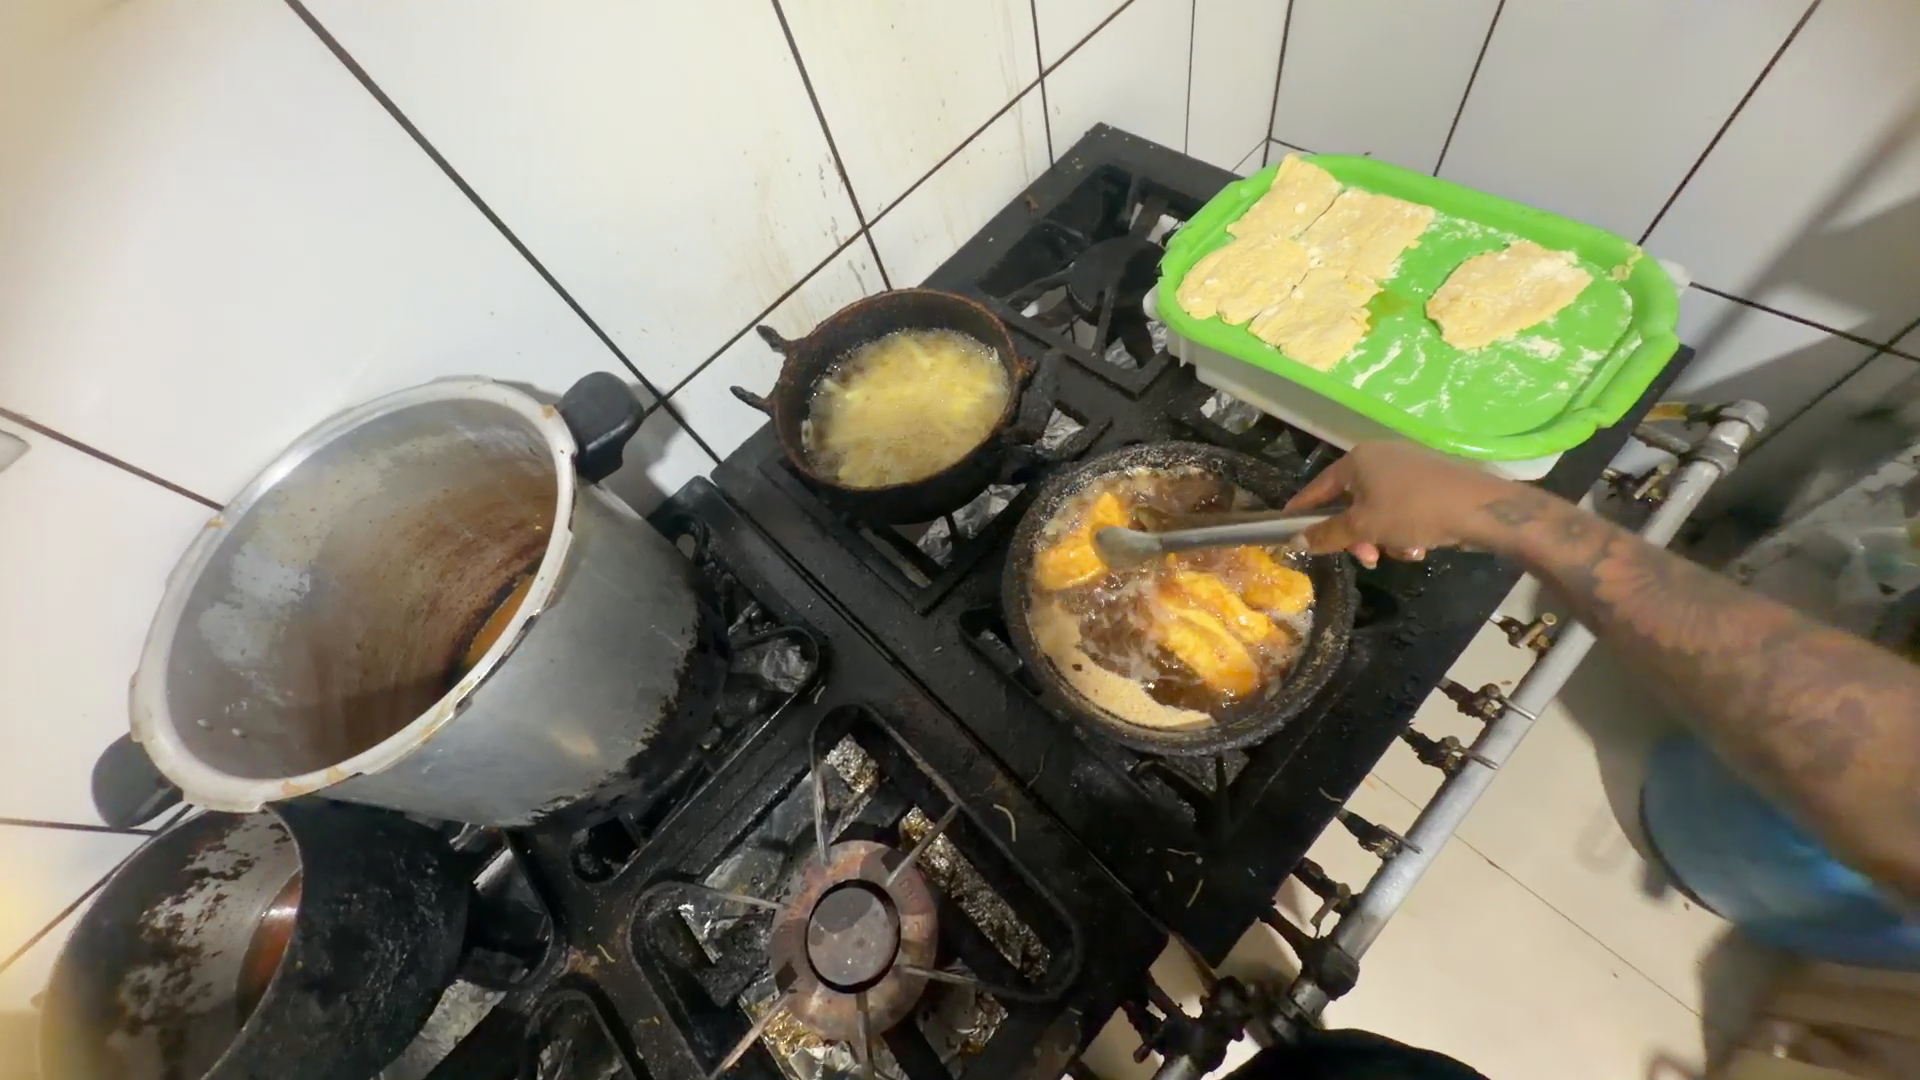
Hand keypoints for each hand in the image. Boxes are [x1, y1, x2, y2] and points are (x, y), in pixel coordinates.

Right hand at [1280, 442, 1514, 567]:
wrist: (1484, 509)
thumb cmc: (1413, 511)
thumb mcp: (1363, 528)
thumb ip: (1326, 535)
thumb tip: (1294, 542)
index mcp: (1357, 459)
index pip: (1317, 488)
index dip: (1302, 511)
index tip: (1287, 530)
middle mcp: (1380, 457)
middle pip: (1350, 503)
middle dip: (1355, 535)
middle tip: (1365, 557)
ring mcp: (1408, 467)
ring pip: (1377, 511)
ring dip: (1381, 537)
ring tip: (1400, 554)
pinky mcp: (1431, 482)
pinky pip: (1402, 509)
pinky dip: (1404, 530)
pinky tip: (1418, 546)